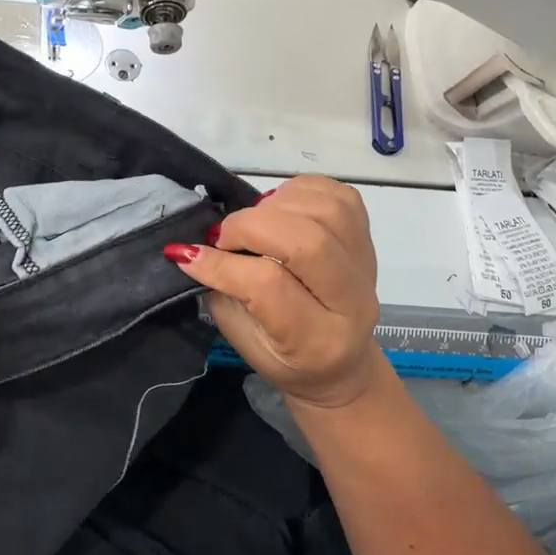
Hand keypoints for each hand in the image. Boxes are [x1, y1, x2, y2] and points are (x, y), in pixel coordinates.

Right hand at [165, 176, 381, 409]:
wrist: (342, 362)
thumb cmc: (284, 356)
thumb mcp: (242, 338)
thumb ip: (220, 291)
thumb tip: (190, 250)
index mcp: (316, 339)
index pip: (268, 285)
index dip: (221, 264)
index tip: (188, 256)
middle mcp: (352, 300)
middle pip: (306, 242)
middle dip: (250, 226)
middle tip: (224, 237)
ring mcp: (365, 264)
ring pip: (324, 211)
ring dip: (275, 205)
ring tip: (254, 222)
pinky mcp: (367, 237)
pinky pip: (337, 195)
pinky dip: (299, 191)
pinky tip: (279, 208)